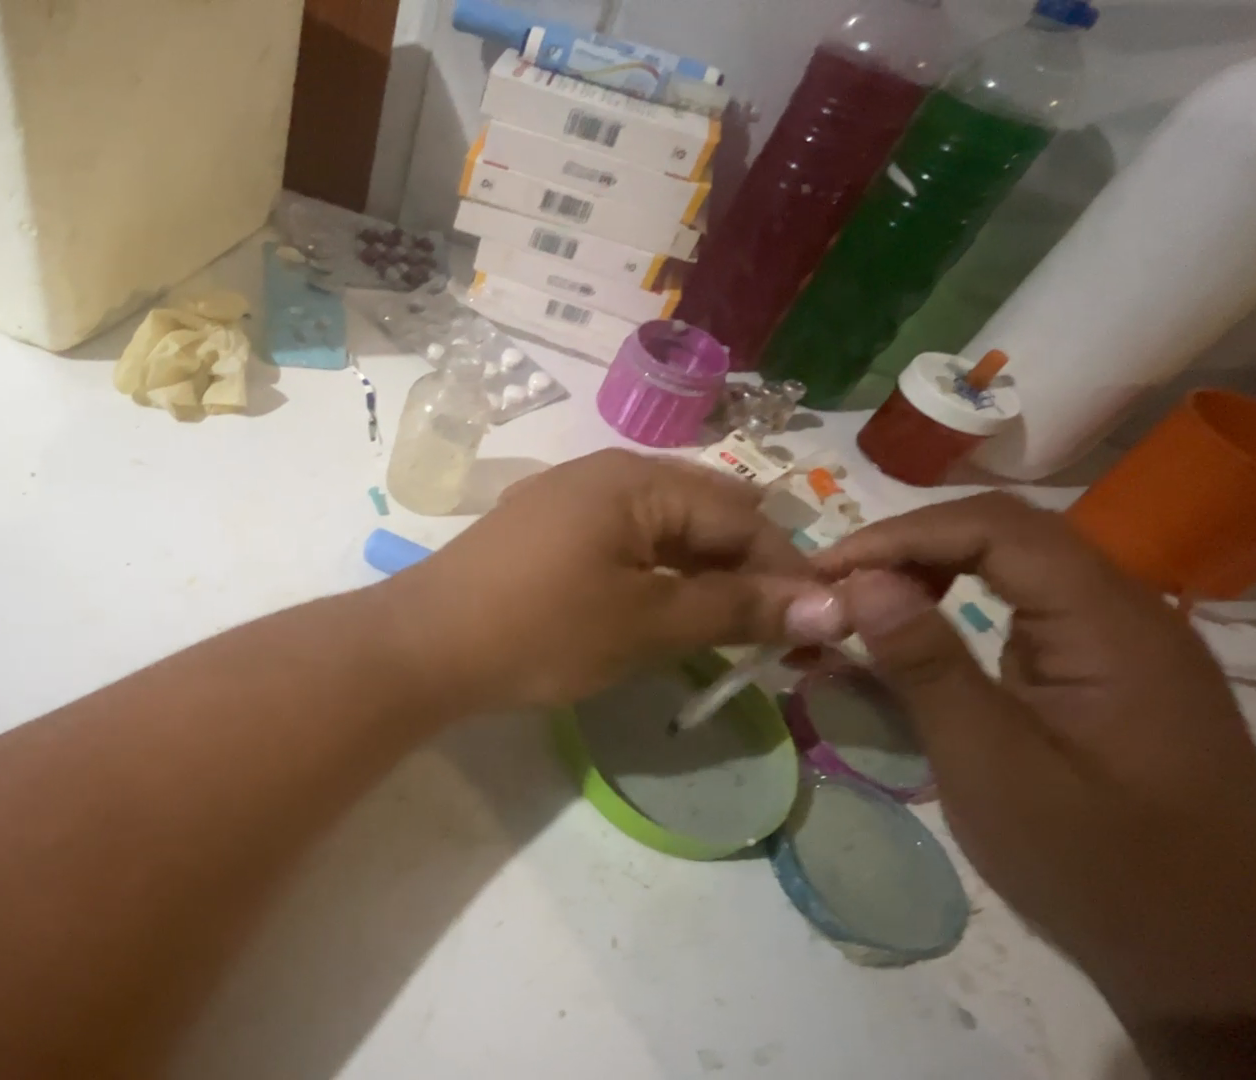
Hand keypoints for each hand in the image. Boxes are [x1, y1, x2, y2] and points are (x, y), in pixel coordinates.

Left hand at [382, 449, 845, 711]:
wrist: (425, 645)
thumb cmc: (541, 630)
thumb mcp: (647, 623)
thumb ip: (737, 609)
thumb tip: (830, 606)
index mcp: (638, 479)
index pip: (743, 514)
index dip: (786, 570)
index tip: (814, 630)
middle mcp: (604, 472)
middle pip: (701, 513)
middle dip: (742, 570)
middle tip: (770, 635)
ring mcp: (566, 498)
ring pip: (659, 529)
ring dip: (696, 575)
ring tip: (719, 631)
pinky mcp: (541, 530)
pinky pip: (618, 541)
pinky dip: (650, 575)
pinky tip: (656, 613)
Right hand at [814, 493, 1255, 1022]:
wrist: (1209, 962)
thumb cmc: (1096, 866)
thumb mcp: (992, 767)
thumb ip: (927, 665)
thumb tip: (860, 581)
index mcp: (1116, 628)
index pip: (999, 530)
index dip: (901, 536)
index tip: (824, 572)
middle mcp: (1130, 617)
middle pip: (1010, 535)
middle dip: (910, 547)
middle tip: (831, 586)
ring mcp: (1124, 646)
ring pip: (1018, 567)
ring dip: (931, 572)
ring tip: (859, 606)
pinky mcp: (1107, 676)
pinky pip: (1026, 611)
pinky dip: (957, 607)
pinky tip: (916, 638)